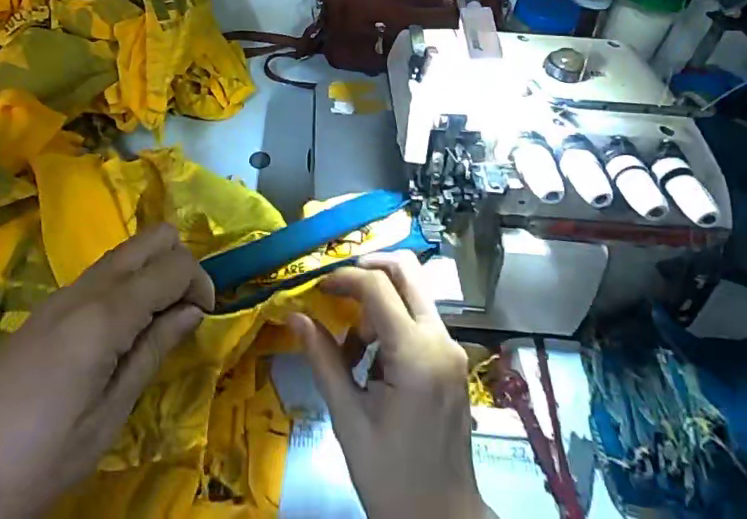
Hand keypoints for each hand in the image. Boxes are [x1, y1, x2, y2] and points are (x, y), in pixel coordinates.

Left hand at [0, 224, 213, 518]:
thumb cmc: (36, 459)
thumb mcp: (107, 417)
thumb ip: (152, 352)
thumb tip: (192, 311)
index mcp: (105, 314)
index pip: (174, 264)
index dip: (201, 283)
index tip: (204, 319)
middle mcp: (85, 288)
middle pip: (151, 238)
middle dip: (180, 262)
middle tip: (184, 312)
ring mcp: (61, 295)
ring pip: (125, 252)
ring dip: (153, 272)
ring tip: (157, 326)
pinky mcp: (45, 310)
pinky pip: (101, 275)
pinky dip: (128, 285)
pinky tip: (120, 334)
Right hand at [288, 253, 493, 518]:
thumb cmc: (391, 477)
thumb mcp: (349, 420)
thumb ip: (324, 361)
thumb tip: (294, 316)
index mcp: (417, 354)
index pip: (378, 288)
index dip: (343, 277)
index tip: (316, 287)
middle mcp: (441, 340)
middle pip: (408, 271)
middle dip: (368, 269)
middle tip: (335, 288)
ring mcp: (452, 349)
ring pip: (414, 294)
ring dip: (378, 303)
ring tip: (350, 351)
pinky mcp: (452, 361)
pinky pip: (420, 321)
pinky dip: (392, 324)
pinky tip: (372, 363)